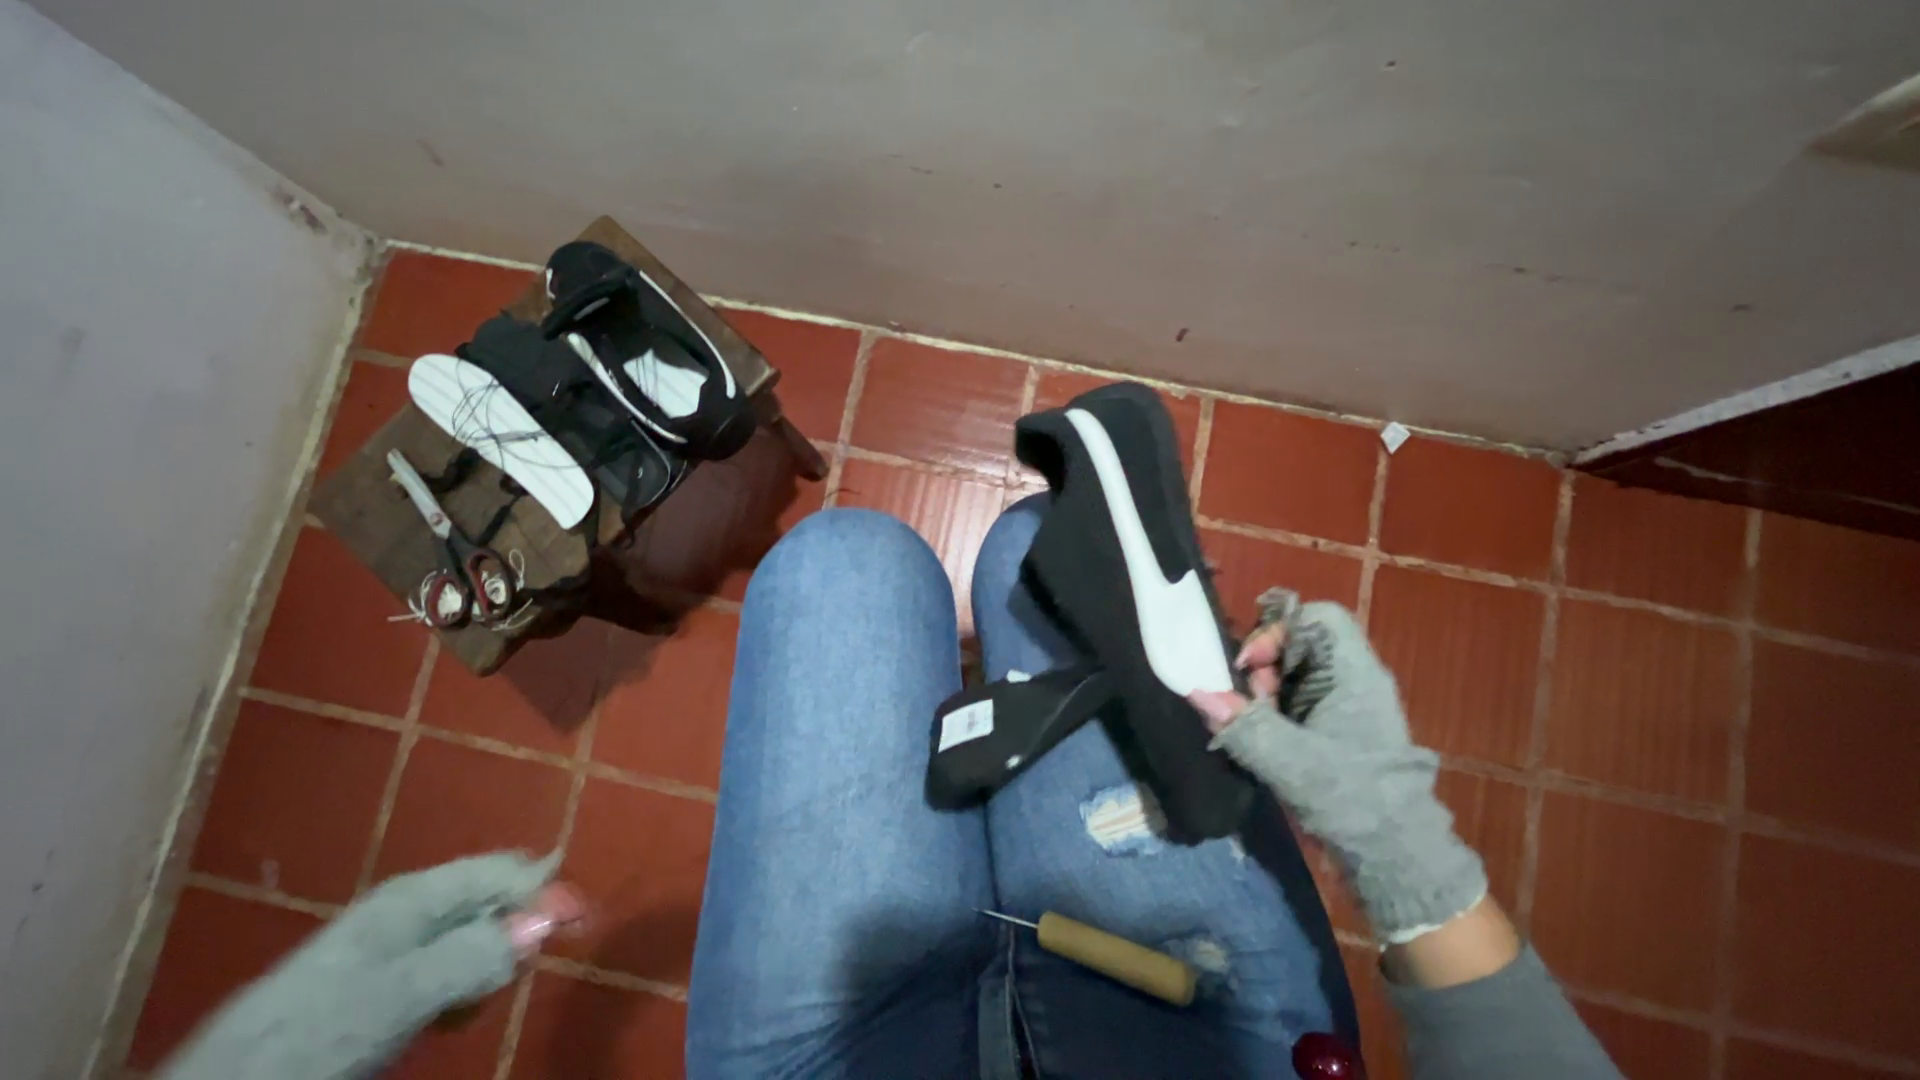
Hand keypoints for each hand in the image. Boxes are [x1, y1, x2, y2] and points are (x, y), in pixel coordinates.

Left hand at [161, 852, 572, 1079]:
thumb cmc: (311, 1036)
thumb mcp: (397, 997)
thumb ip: (472, 956)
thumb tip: (550, 917)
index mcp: (412, 897)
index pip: (504, 870)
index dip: (549, 890)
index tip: (585, 922)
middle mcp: (408, 911)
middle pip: (492, 901)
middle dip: (520, 929)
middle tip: (521, 977)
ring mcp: (394, 948)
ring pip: (474, 939)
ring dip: (491, 964)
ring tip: (477, 1005)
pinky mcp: (384, 986)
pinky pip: (449, 972)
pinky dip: (464, 989)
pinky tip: (451, 1018)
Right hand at [1187, 591, 1486, 945]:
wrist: (1394, 855)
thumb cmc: (1352, 798)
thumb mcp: (1291, 762)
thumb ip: (1242, 725)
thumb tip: (1195, 692)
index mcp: (1353, 674)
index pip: (1318, 617)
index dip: (1278, 628)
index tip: (1250, 665)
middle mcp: (1350, 680)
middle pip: (1298, 642)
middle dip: (1262, 664)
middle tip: (1247, 700)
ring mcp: (1342, 705)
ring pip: (1290, 672)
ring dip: (1262, 691)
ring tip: (1250, 722)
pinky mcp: (1332, 729)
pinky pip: (1293, 700)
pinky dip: (1270, 711)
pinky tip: (1257, 735)